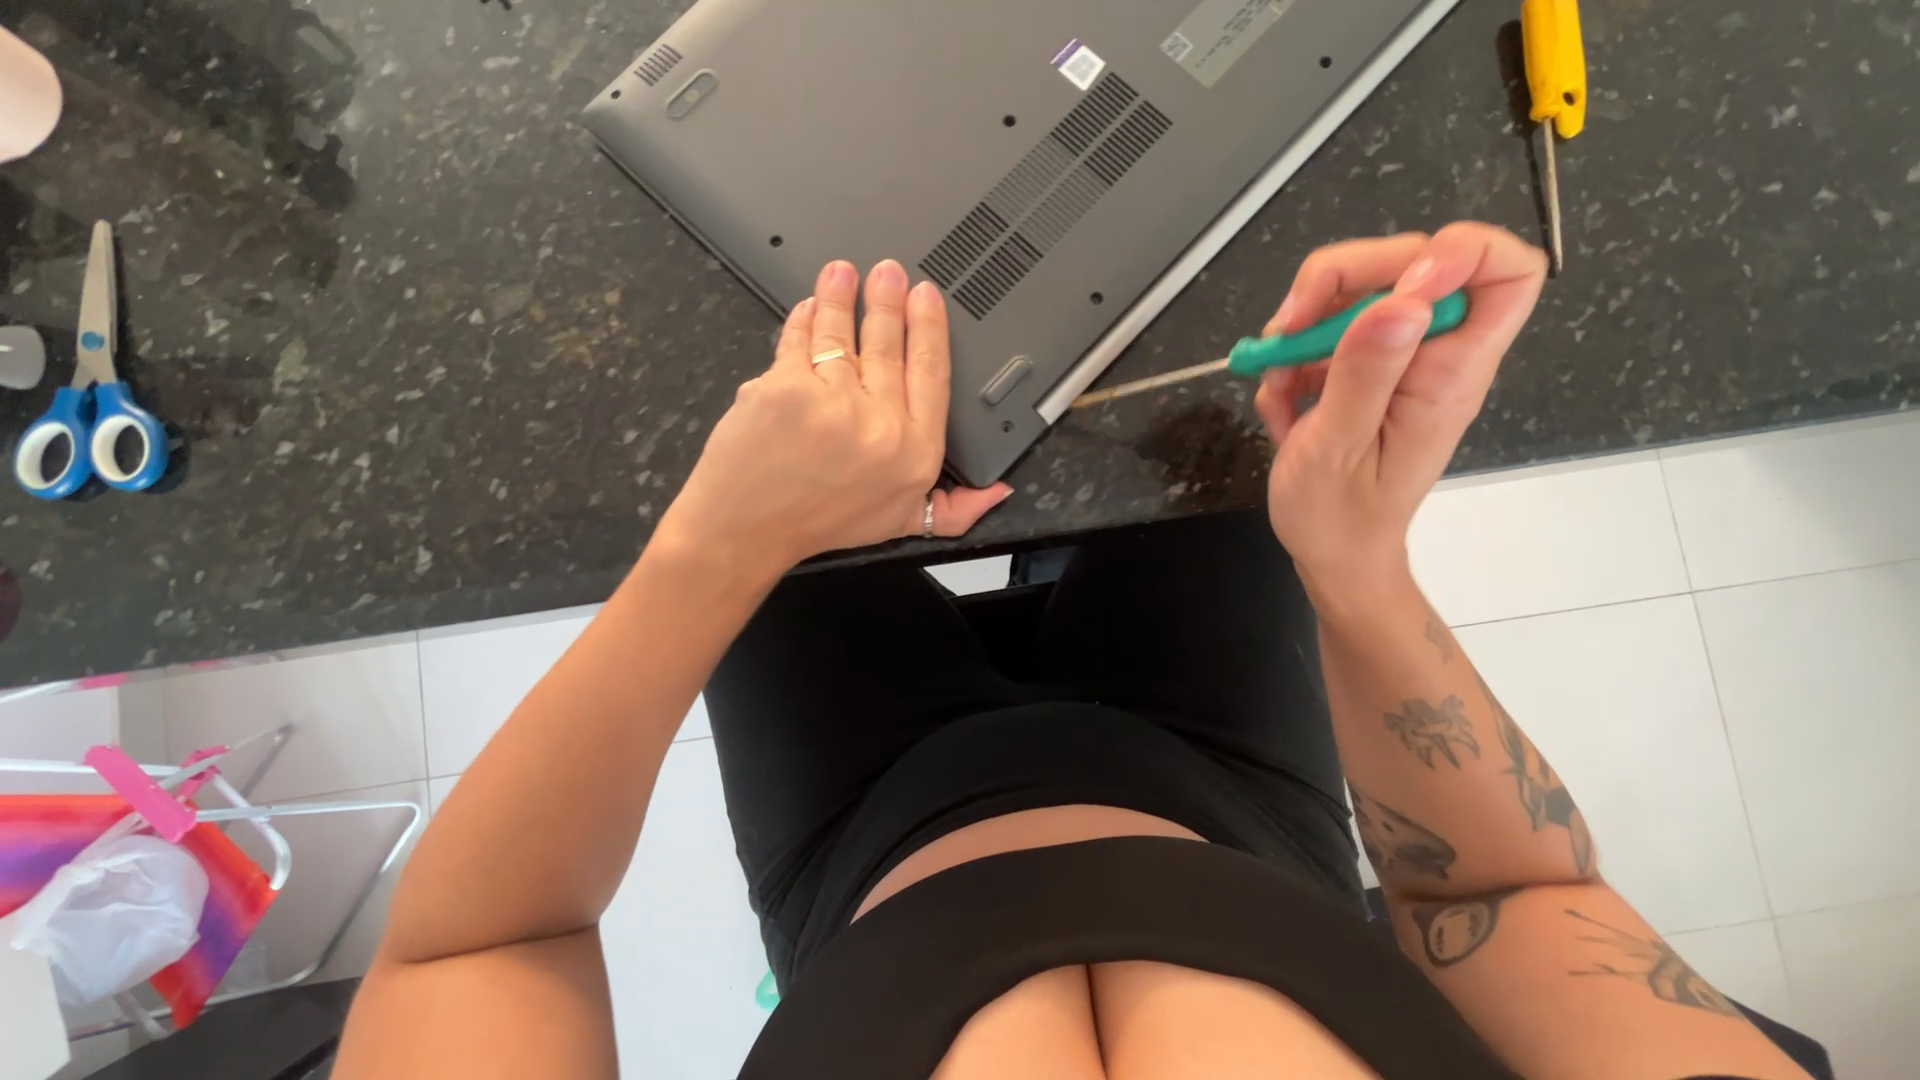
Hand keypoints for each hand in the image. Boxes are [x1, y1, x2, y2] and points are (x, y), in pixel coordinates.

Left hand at [657, 259, 1012, 574]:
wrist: (748, 528)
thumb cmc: (818, 522)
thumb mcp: (900, 522)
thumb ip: (953, 509)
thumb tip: (997, 492)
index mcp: (915, 453)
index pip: (931, 374)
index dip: (929, 328)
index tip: (927, 297)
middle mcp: (881, 426)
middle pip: (890, 345)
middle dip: (888, 300)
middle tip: (889, 271)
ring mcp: (834, 403)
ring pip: (842, 335)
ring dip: (842, 297)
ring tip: (842, 273)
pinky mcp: (788, 388)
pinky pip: (800, 341)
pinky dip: (804, 320)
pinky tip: (808, 307)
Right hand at [1255, 222, 1547, 599]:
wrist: (1331, 554)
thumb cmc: (1338, 516)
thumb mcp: (1339, 449)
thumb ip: (1366, 374)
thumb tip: (1401, 301)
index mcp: (1449, 374)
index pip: (1506, 274)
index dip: (1457, 254)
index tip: (1389, 288)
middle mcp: (1432, 356)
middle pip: (1411, 265)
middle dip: (1340, 280)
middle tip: (1286, 326)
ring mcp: (1395, 362)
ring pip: (1360, 290)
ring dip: (1303, 325)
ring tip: (1275, 380)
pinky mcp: (1363, 371)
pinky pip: (1329, 331)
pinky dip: (1292, 358)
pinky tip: (1282, 405)